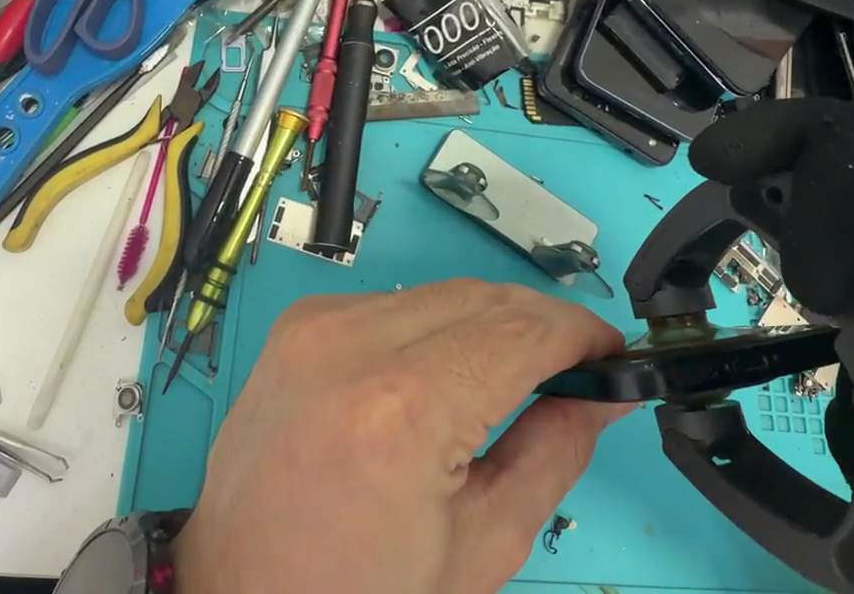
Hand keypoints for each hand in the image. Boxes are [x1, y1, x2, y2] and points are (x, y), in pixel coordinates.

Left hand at [172, 280, 632, 593]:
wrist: (241, 585)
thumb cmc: (359, 589)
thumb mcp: (481, 543)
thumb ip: (554, 452)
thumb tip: (601, 394)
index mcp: (404, 406)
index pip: (522, 330)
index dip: (581, 334)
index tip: (612, 353)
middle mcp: (353, 341)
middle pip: (484, 296)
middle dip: (542, 324)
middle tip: (574, 369)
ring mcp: (319, 323)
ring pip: (441, 291)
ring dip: (490, 321)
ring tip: (514, 372)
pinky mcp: (301, 322)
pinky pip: (395, 302)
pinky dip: (436, 324)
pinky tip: (446, 369)